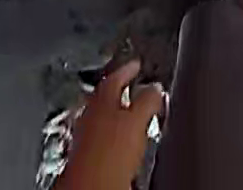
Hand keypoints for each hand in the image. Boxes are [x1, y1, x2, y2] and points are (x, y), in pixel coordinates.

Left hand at [54, 60, 165, 189]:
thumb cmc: (108, 153)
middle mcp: (89, 115)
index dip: (128, 69)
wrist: (91, 188)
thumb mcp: (137, 119)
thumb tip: (156, 88)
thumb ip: (148, 100)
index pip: (115, 76)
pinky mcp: (86, 160)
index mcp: (100, 98)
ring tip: (135, 118)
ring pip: (105, 119)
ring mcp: (85, 138)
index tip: (136, 64)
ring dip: (121, 116)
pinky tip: (125, 144)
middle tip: (137, 88)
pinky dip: (116, 136)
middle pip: (108, 97)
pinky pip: (103, 140)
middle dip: (124, 93)